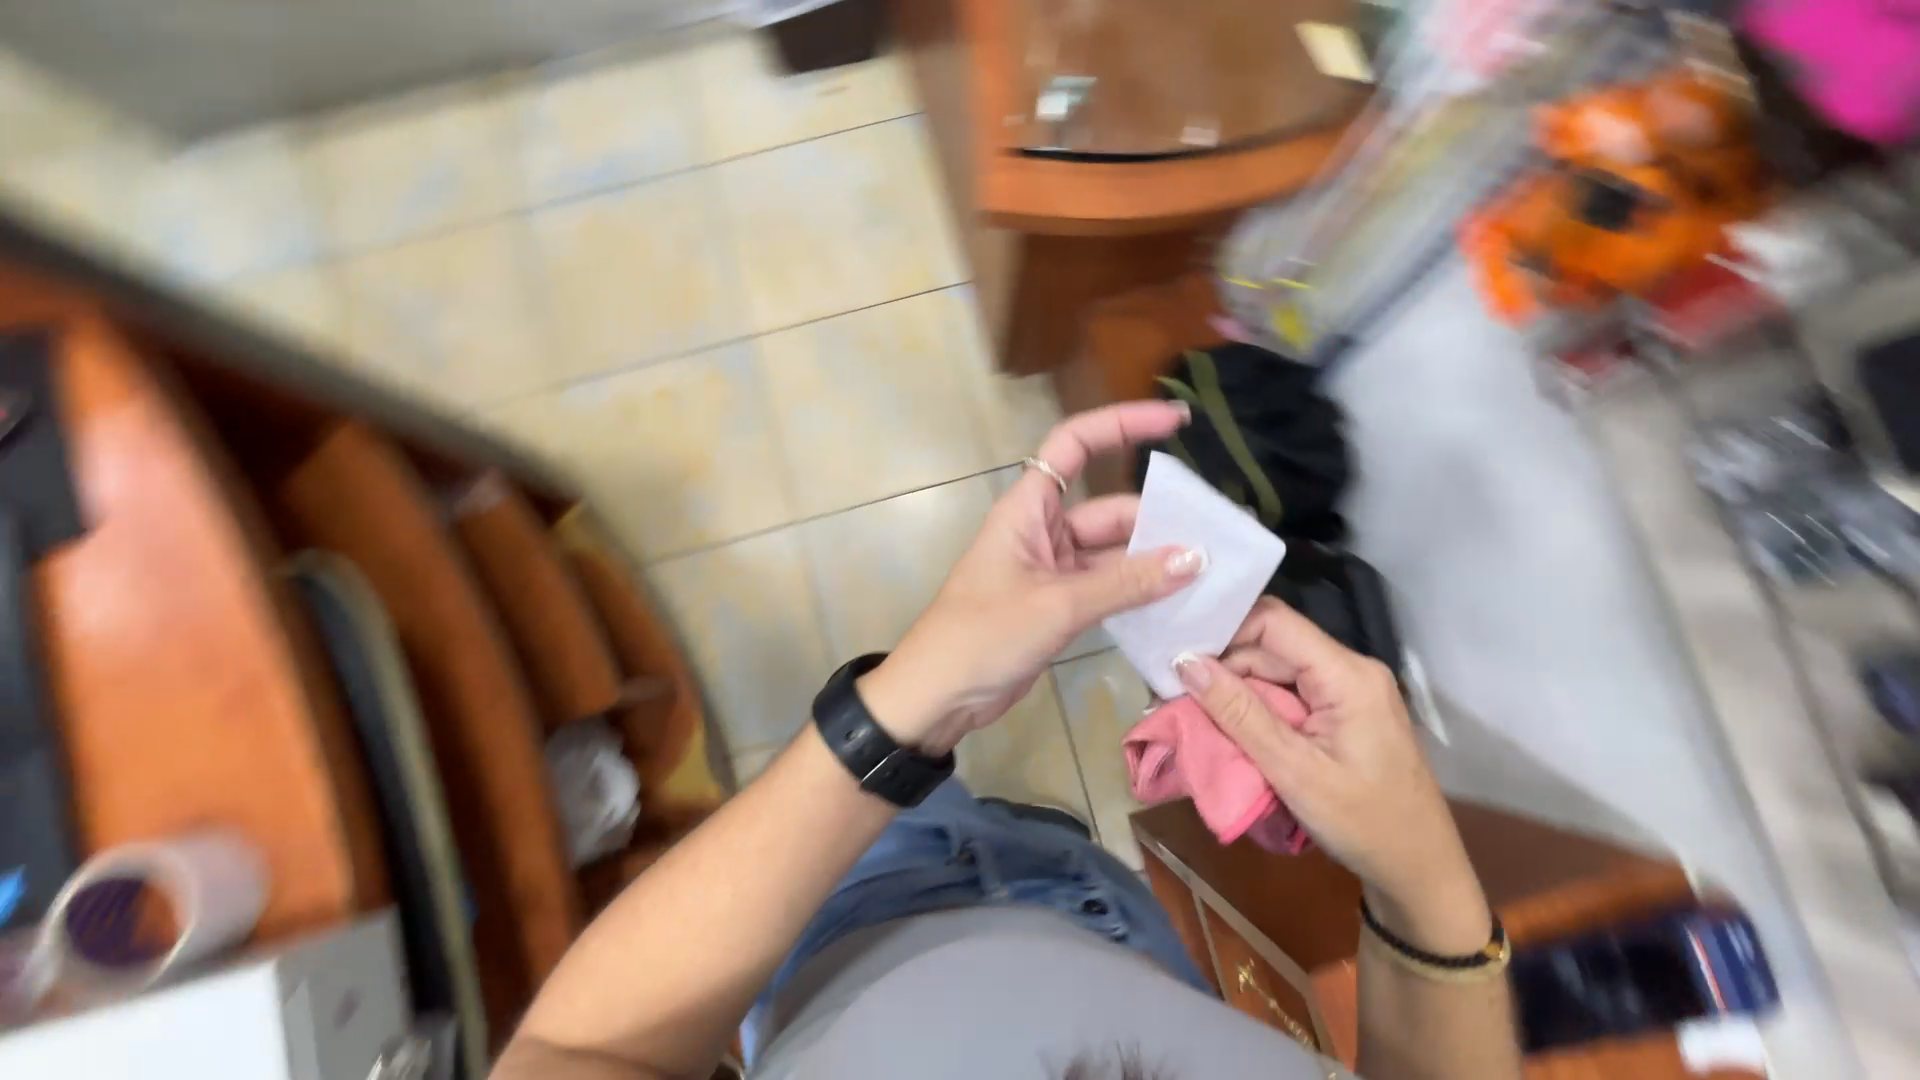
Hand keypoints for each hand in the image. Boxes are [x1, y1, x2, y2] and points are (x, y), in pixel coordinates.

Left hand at [858, 402, 1205, 755]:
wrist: (938, 697)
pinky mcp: (1058, 606)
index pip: (1075, 445)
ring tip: (1213, 571)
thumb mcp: (1056, 606)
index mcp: (1027, 509)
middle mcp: (1042, 531)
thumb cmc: (982, 636)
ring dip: (1154, 561)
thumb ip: (1126, 583)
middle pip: (1109, 509)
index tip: (1175, 422)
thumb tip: (1195, 558)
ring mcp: (1052, 570)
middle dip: (1158, 519)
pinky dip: (1138, 592)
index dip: (1122, 424)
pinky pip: (1108, 587)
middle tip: (1220, 534)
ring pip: (1113, 552)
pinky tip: (1180, 601)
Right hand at [1174, 599, 1489, 953]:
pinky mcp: (1341, 710)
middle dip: (1222, 665)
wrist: (1420, 871)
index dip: (1223, 631)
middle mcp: (1349, 669)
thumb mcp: (1293, 770)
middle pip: (1271, 645)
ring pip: (1275, 668)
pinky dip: (1255, 705)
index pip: (1273, 622)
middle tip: (1173, 692)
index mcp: (1347, 674)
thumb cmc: (1363, 823)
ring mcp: (1348, 689)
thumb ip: (1239, 712)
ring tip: (1190, 708)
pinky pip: (1288, 691)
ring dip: (1234, 687)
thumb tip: (1185, 662)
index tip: (1179, 658)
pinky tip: (1226, 722)